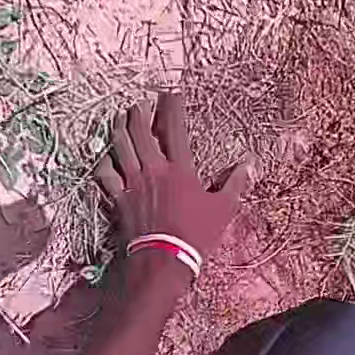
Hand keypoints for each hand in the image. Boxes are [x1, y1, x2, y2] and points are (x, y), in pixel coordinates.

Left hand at [95, 92, 251, 263]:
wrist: (164, 260)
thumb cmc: (195, 235)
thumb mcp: (223, 209)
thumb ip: (234, 183)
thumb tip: (249, 164)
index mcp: (179, 169)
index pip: (174, 128)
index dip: (172, 107)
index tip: (171, 94)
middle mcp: (153, 170)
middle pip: (140, 131)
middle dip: (139, 113)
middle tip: (140, 103)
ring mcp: (132, 184)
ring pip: (120, 147)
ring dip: (120, 129)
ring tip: (121, 119)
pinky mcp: (118, 199)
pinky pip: (106, 175)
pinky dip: (105, 162)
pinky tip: (106, 157)